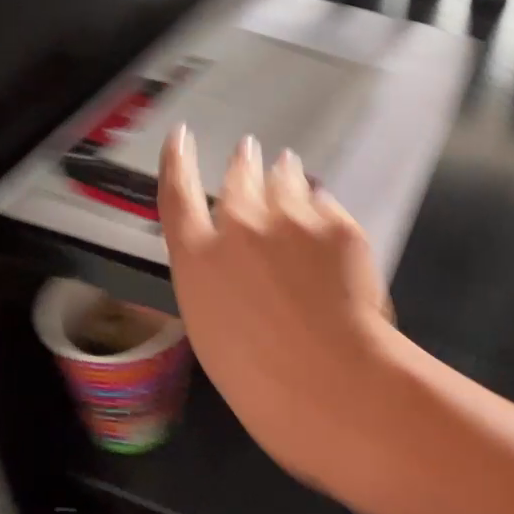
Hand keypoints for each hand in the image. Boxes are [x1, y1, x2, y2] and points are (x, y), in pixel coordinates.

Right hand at [158, 126, 400, 481]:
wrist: (329, 378)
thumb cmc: (260, 377)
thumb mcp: (213, 326)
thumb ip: (218, 277)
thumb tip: (238, 258)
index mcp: (198, 258)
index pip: (177, 193)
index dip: (177, 160)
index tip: (181, 136)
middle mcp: (240, 225)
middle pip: (239, 177)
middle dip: (243, 161)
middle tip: (250, 150)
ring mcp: (292, 217)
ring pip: (286, 180)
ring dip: (284, 175)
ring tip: (288, 167)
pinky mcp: (337, 222)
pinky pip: (326, 203)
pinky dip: (322, 210)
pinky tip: (328, 225)